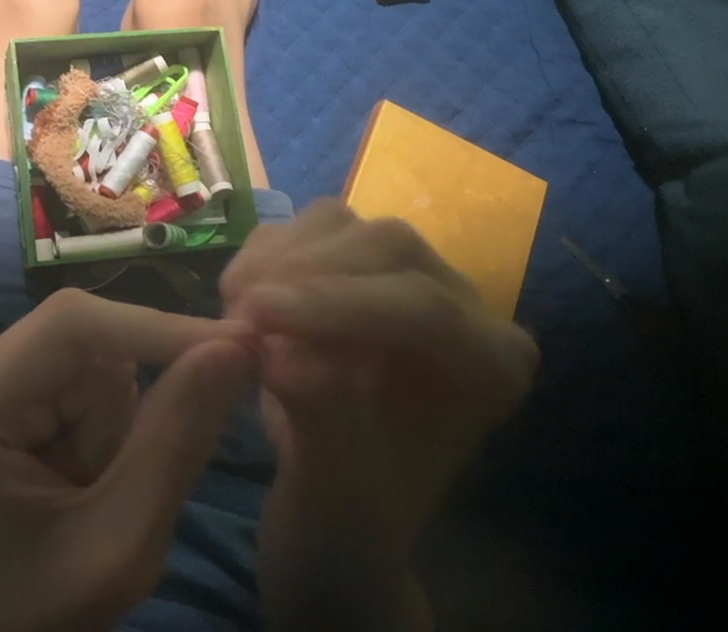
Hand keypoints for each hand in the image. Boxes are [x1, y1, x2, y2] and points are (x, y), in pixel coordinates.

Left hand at [0, 288, 253, 631]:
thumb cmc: (45, 595)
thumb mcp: (121, 544)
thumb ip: (174, 442)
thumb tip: (232, 347)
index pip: (72, 325)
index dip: (159, 326)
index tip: (241, 344)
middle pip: (87, 341)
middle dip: (126, 408)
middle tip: (118, 484)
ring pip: (92, 354)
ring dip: (113, 417)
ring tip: (87, 481)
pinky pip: (81, 363)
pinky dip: (100, 412)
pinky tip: (75, 460)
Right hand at [222, 200, 538, 555]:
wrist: (329, 494)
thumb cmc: (346, 504)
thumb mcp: (334, 485)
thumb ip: (321, 417)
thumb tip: (281, 354)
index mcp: (489, 365)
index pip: (425, 308)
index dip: (335, 303)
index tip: (256, 315)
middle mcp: (458, 303)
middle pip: (385, 247)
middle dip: (302, 275)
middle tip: (240, 315)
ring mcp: (399, 271)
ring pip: (338, 223)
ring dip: (275, 261)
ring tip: (238, 314)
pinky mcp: (347, 258)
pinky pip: (298, 226)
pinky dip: (259, 256)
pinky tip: (240, 301)